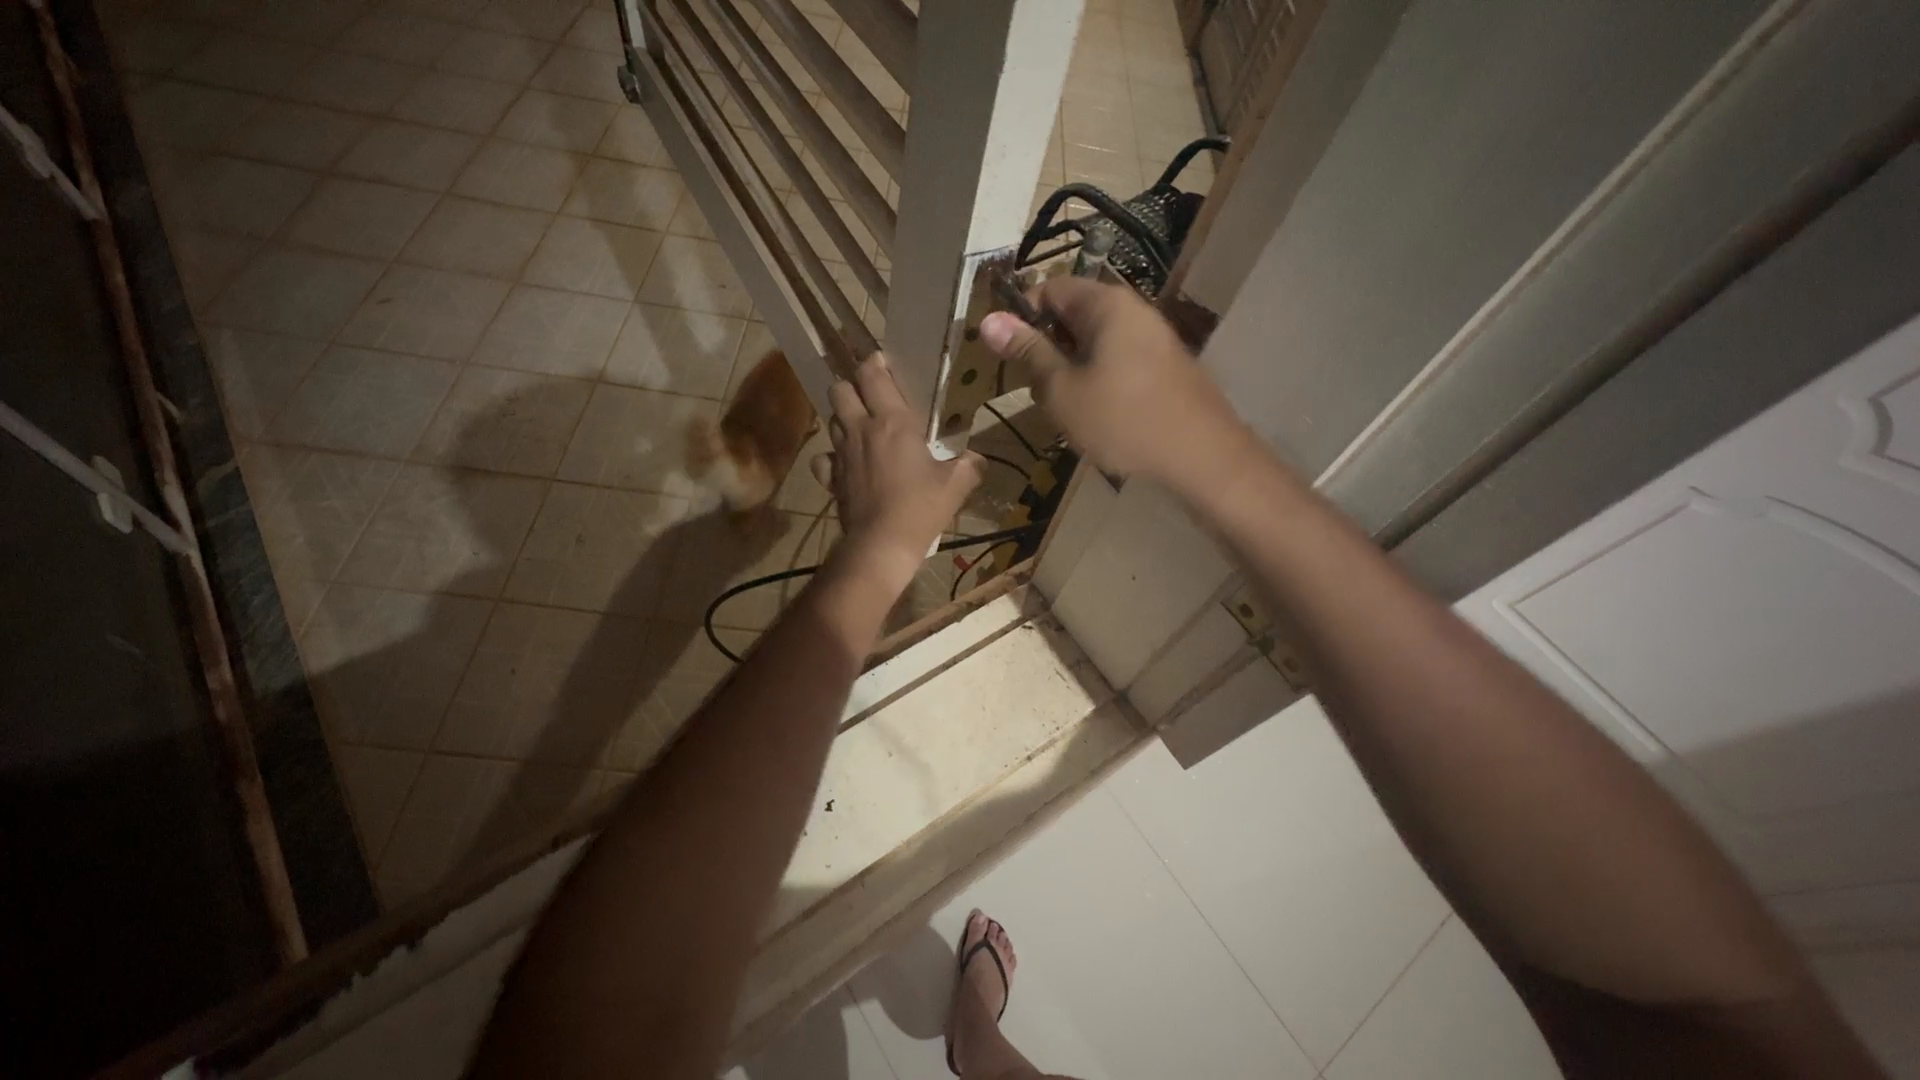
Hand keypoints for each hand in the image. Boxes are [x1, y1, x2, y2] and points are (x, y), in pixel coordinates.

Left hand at [813, 352, 984, 592]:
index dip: (874, 363)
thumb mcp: (956, 485)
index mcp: (892, 422)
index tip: (883, 362)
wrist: (881, 545)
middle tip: (869, 393)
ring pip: (831, 420)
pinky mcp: (832, 479)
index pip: (872, 375)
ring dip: (843, 417)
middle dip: (851, 385)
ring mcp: (842, 454)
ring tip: (861, 427)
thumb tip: (977, 460)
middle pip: (840, 389)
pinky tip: (845, 463)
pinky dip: (831, 456)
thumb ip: (969, 466)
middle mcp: (861, 429)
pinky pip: (824, 458)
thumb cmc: (920, 508)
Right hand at [979, 278, 1250, 491]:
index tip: (1005, 354)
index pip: (1050, 288)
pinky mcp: (1165, 368)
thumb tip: (988, 320)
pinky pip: (1118, 363)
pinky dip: (1098, 382)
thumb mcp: (1062, 389)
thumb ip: (1028, 352)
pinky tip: (1096, 418)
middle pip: (1073, 315)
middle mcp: (1134, 311)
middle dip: (1047, 349)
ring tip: (1065, 410)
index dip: (1021, 316)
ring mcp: (1154, 339)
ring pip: (1094, 344)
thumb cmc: (1123, 420)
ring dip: (1071, 371)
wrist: (1202, 457)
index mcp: (1107, 304)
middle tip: (1035, 390)